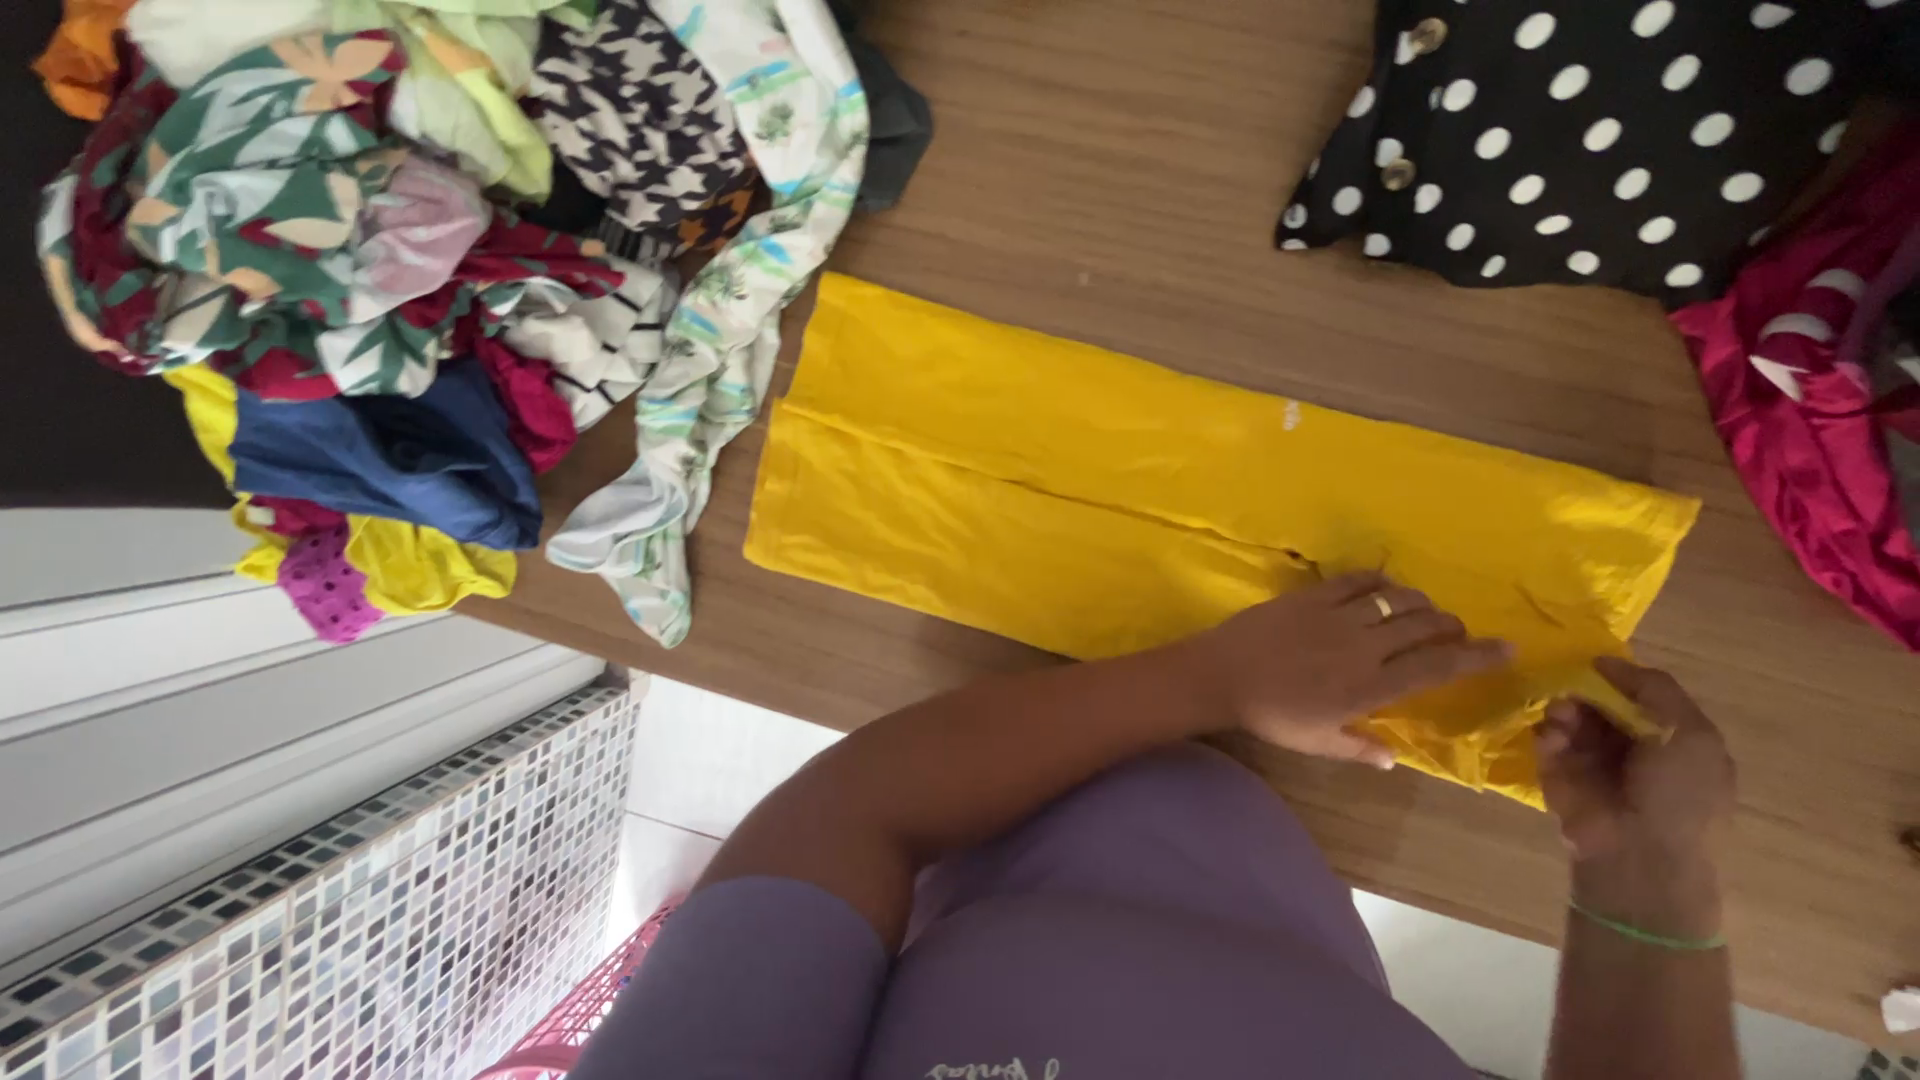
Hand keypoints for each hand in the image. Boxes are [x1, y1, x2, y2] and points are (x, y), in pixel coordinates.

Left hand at [1175, 571, 1511, 767]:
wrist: (1219, 675)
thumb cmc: (1270, 715)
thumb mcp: (1316, 743)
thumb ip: (1358, 749)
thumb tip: (1393, 759)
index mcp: (1371, 686)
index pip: (1438, 667)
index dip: (1478, 656)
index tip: (1507, 648)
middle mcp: (1363, 647)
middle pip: (1424, 627)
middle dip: (1451, 626)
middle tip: (1456, 630)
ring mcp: (1336, 616)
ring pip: (1396, 600)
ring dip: (1419, 602)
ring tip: (1424, 610)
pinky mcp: (1310, 596)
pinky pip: (1355, 580)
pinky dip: (1377, 580)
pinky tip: (1384, 586)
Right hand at [1536, 657, 1735, 863]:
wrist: (1640, 853)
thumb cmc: (1679, 794)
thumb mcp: (1691, 734)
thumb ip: (1654, 689)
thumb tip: (1607, 661)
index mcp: (1673, 738)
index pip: (1640, 694)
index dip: (1620, 677)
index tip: (1596, 664)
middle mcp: (1631, 745)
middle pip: (1600, 700)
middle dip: (1586, 691)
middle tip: (1573, 688)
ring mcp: (1591, 758)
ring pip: (1570, 715)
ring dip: (1565, 709)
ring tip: (1563, 715)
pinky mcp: (1556, 770)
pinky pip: (1546, 738)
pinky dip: (1548, 733)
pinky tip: (1554, 739)